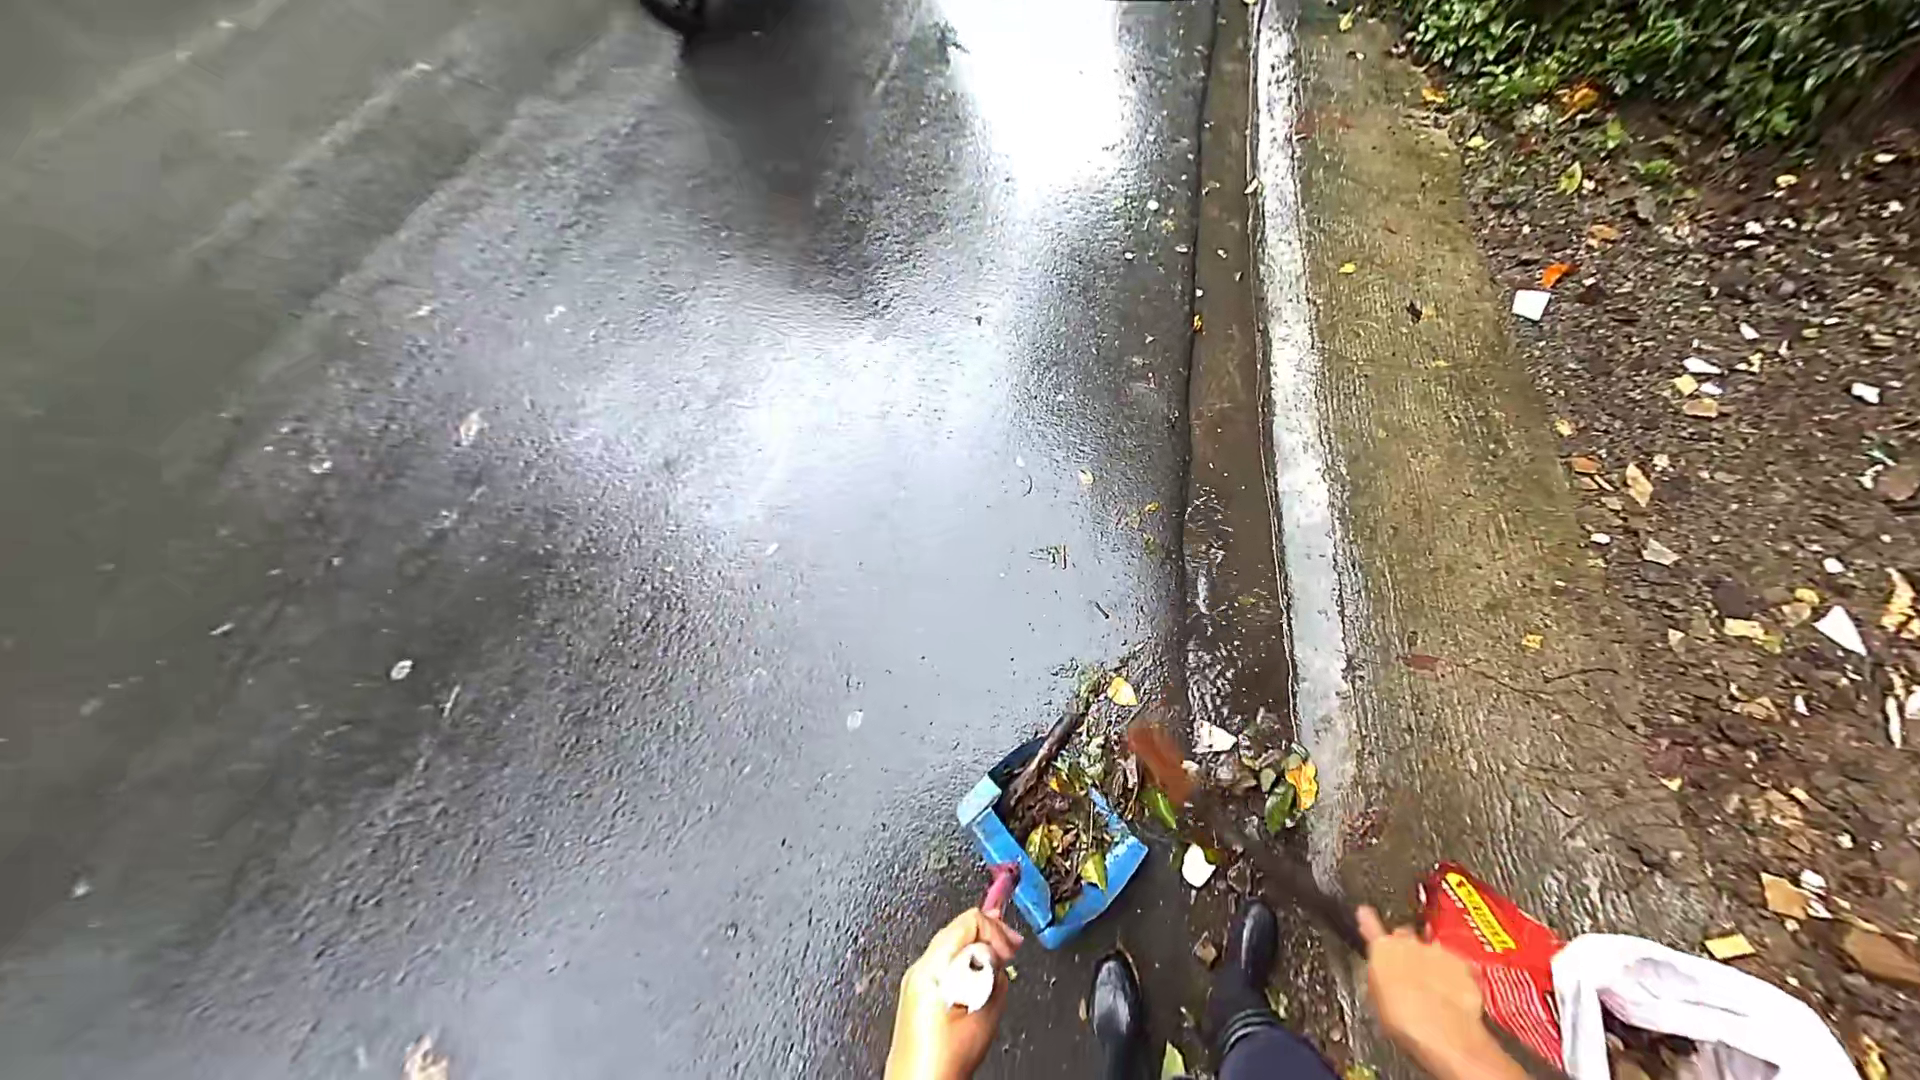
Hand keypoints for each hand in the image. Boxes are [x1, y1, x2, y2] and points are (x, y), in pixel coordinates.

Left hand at [885, 908, 1024, 1079]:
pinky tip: (978, 984)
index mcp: (932, 967)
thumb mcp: (983, 1018)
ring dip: (978, 953)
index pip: (969, 921)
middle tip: (1010, 952)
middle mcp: (920, 967)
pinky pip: (945, 963)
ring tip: (996, 970)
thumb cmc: (943, 1065)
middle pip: (960, 929)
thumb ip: (995, 980)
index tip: (1012, 948)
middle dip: (989, 938)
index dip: (996, 930)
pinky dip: (965, 966)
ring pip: (954, 945)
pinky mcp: (918, 990)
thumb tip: (999, 958)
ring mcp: (916, 978)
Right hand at [1357, 907, 1522, 1079]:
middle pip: (1405, 935)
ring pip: (1432, 949)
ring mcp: (1437, 952)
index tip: (1365, 912)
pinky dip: (1456, 975)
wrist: (1444, 1032)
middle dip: (1406, 948)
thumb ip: (1377, 974)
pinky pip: (1458, 965)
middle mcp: (1408, 942)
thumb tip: (1379, 972)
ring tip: (1436, 985)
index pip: (1369, 922)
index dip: (1367, 917)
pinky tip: (1456, 993)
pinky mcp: (1464, 966)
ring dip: (1433, 961)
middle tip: (1409, 970)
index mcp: (1381, 947)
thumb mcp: (1377, 997)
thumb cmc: (1405, 1019)